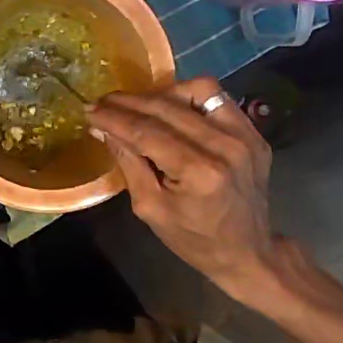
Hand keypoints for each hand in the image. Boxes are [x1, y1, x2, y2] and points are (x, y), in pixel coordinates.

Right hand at [88, 78, 293, 303]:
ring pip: (195, 91)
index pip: (146, 131)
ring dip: (160, 94)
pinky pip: (216, 98)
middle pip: (166, 107)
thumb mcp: (149, 207)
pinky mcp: (253, 133)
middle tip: (103, 102)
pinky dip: (188, 97)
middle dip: (128, 102)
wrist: (248, 251)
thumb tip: (104, 128)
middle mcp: (225, 147)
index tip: (89, 109)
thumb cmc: (193, 237)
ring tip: (138, 106)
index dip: (113, 118)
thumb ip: (128, 162)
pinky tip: (169, 108)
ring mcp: (244, 136)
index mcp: (198, 172)